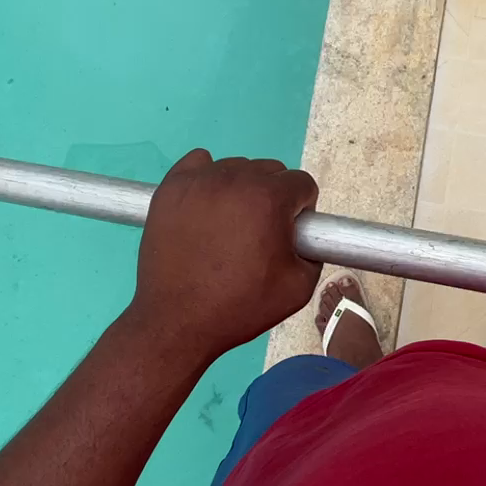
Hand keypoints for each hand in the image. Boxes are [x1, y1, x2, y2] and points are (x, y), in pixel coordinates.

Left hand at [125, 149, 321, 366]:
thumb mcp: (299, 287)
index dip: (301, 210)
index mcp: (269, 198)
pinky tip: (205, 205)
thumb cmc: (240, 306)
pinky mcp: (171, 186)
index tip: (287, 234)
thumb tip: (306, 235)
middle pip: (270, 171)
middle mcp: (236, 179)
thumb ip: (314, 251)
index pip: (302, 184)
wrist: (177, 322)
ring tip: (228, 225)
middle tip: (259, 233)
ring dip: (241, 189)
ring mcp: (199, 180)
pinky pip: (199, 163)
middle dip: (273, 197)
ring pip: (236, 168)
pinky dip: (207, 178)